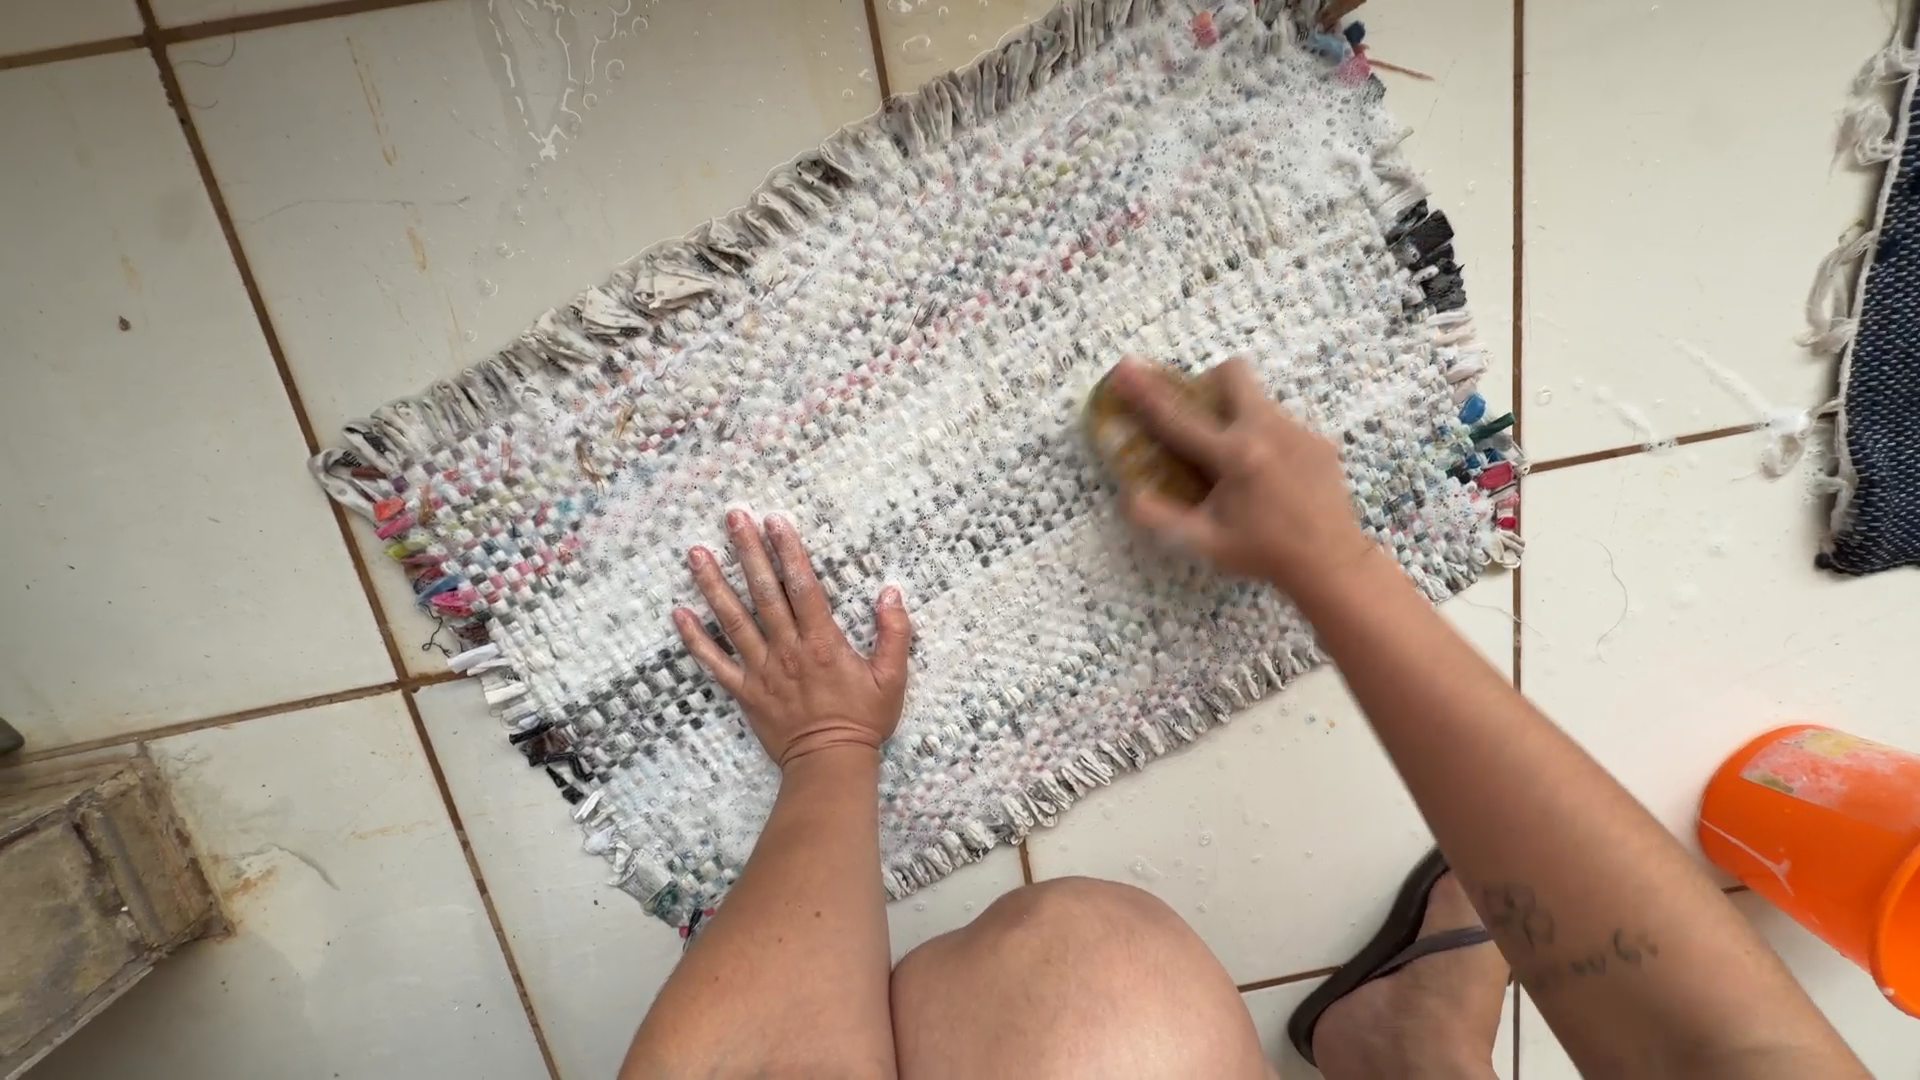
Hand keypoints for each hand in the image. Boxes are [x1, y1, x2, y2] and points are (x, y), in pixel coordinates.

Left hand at [674, 510, 911, 768]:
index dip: (788, 551)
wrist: (830, 764)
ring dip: (713, 584)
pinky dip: (694, 639)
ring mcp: (761, 670)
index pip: (802, 587)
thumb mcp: (893, 678)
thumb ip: (895, 633)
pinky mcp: (744, 692)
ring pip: (733, 620)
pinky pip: (714, 663)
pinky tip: (678, 614)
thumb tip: (890, 592)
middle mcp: (787, 650)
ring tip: (697, 552)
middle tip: (733, 517)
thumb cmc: (864, 720)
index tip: (775, 520)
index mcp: (822, 643)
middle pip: (763, 593)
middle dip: (748, 552)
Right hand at [1105, 355, 1374, 597]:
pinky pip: (1281, 425)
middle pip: (1233, 374)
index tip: (1125, 367)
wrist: (1332, 563)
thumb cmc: (1262, 553)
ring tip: (1239, 464)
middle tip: (1200, 418)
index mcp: (1235, 456)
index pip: (1178, 417)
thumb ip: (1160, 519)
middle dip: (1208, 384)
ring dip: (1237, 418)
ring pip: (1258, 400)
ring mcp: (1299, 431)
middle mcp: (1268, 431)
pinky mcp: (1319, 440)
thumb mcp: (1203, 542)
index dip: (1146, 391)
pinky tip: (1269, 477)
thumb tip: (1130, 496)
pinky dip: (1264, 441)